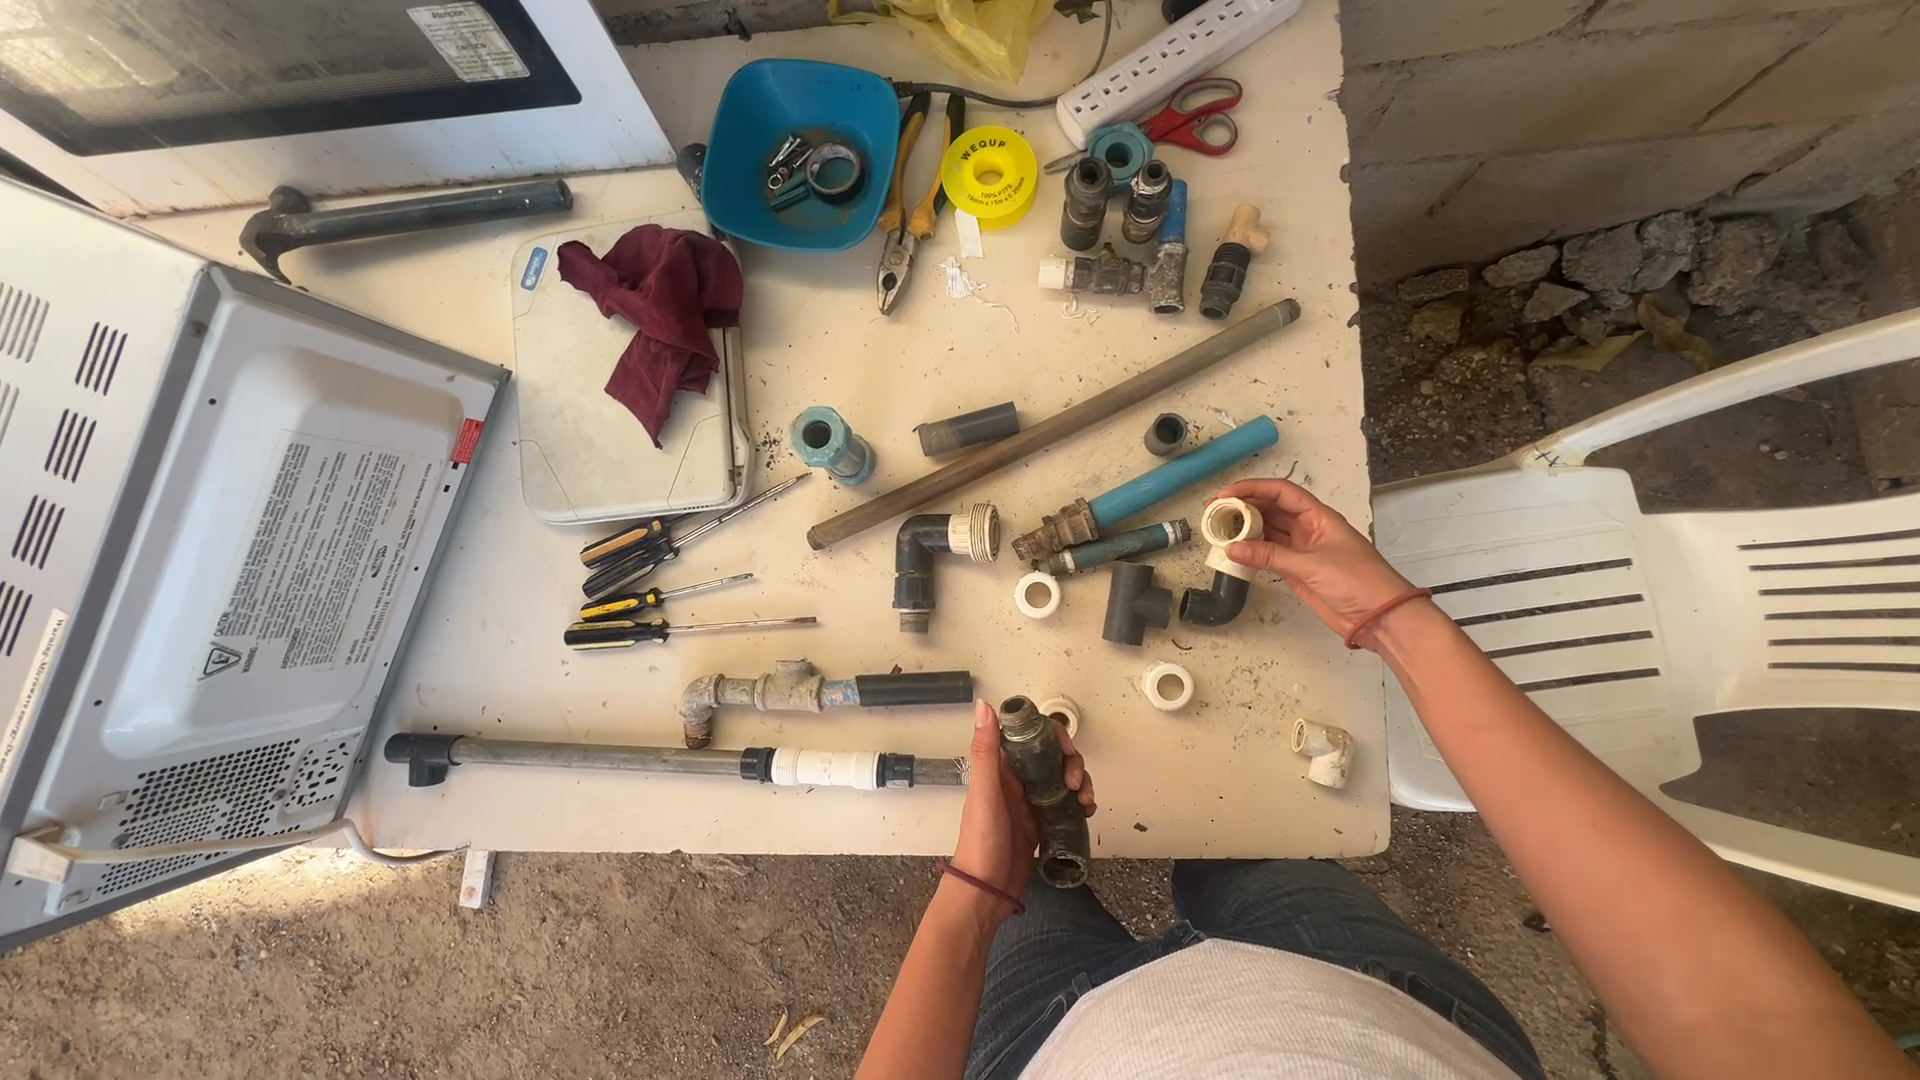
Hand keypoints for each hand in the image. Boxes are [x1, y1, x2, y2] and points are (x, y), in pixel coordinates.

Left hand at [951, 700, 1094, 909]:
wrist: (986, 892)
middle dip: (1071, 763)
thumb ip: (985, 751)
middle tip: (1075, 783)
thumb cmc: (980, 843)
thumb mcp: (984, 793)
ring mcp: (1030, 802)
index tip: (1066, 749)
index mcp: (1000, 769)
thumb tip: (984, 707)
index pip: (1029, 737)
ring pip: (1062, 779)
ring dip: (1080, 782)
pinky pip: (1066, 804)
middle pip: (1052, 757)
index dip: (1052, 735)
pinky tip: (1086, 812)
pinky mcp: (1042, 823)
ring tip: (1085, 801)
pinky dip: (1079, 803)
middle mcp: (1016, 781)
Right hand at [1213, 478, 1417, 640]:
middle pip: (1271, 509)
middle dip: (1243, 508)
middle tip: (1213, 511)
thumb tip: (1232, 548)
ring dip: (1244, 530)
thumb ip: (1270, 556)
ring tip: (1218, 529)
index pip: (1281, 492)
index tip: (1226, 493)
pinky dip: (1250, 553)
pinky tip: (1233, 551)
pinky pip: (1268, 555)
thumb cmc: (1357, 582)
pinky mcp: (1296, 571)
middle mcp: (1308, 529)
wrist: (1380, 617)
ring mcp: (1302, 550)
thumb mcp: (1311, 565)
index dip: (1253, 488)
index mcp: (1319, 517)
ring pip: (1267, 532)